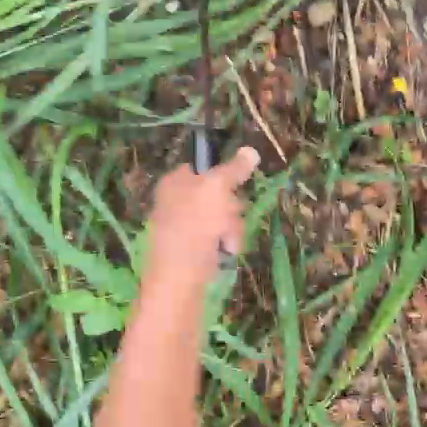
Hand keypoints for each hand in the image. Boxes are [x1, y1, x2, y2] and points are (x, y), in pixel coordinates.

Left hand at [146, 147, 259, 276]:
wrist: (180, 275)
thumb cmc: (195, 224)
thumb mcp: (217, 188)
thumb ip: (234, 168)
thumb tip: (250, 151)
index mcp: (175, 181)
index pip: (205, 166)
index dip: (224, 174)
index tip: (235, 185)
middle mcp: (177, 200)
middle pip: (220, 192)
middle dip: (232, 206)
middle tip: (229, 214)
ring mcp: (186, 224)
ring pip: (224, 215)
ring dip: (232, 226)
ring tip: (226, 239)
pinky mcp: (195, 245)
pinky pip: (220, 235)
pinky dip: (227, 241)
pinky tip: (225, 249)